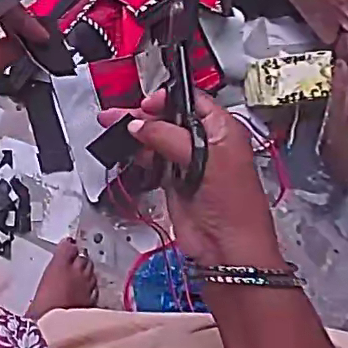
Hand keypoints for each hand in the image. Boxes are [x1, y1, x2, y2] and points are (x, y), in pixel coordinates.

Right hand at [98, 89, 285, 268]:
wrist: (226, 248)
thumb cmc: (235, 207)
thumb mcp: (205, 160)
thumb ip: (169, 137)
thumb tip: (140, 125)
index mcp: (223, 132)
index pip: (193, 102)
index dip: (168, 99)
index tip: (146, 104)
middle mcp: (206, 144)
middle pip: (170, 119)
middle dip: (143, 116)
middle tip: (119, 115)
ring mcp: (188, 163)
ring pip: (157, 138)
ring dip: (136, 134)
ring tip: (113, 127)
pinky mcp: (174, 181)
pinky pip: (152, 160)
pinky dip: (138, 154)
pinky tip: (126, 149)